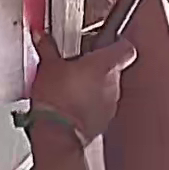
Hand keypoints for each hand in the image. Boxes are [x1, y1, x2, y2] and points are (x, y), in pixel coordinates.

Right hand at [27, 32, 135, 153]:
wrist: (57, 132)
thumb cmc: (57, 99)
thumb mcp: (47, 65)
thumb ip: (47, 47)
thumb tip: (42, 37)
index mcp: (104, 65)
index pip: (125, 48)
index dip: (117, 43)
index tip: (104, 41)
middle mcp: (113, 84)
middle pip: (113, 67)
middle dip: (96, 65)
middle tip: (77, 62)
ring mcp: (110, 103)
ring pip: (107, 87)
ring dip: (93, 84)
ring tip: (70, 83)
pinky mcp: (103, 120)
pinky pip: (100, 105)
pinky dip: (89, 102)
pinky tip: (70, 100)